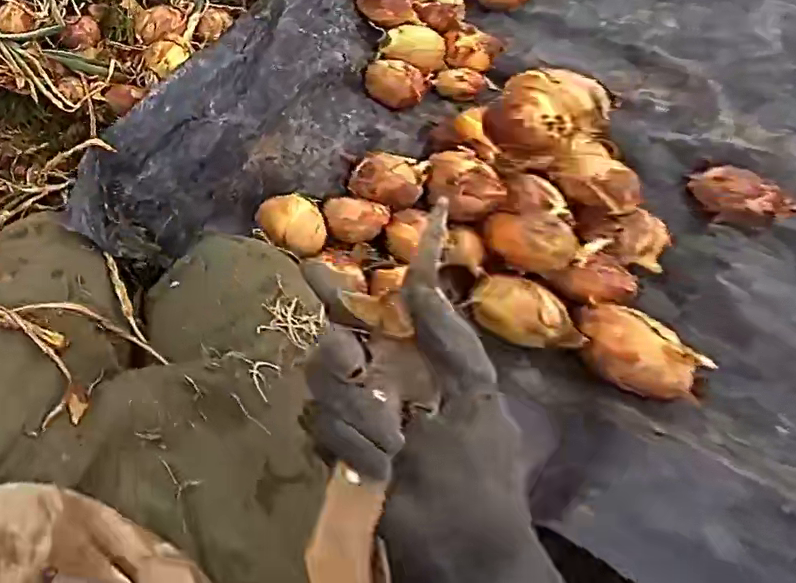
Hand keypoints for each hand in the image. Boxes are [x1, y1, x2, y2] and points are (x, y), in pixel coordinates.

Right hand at [304, 211, 558, 582]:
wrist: (463, 548)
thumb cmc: (479, 471)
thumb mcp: (477, 396)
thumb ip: (447, 336)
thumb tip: (418, 277)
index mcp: (404, 357)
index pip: (366, 305)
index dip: (340, 276)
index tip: (316, 248)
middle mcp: (369, 375)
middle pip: (327, 338)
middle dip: (342, 360)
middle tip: (362, 378)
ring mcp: (346, 407)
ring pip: (318, 380)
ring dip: (360, 416)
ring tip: (395, 447)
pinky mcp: (329, 439)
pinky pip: (316, 421)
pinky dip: (351, 446)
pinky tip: (379, 468)